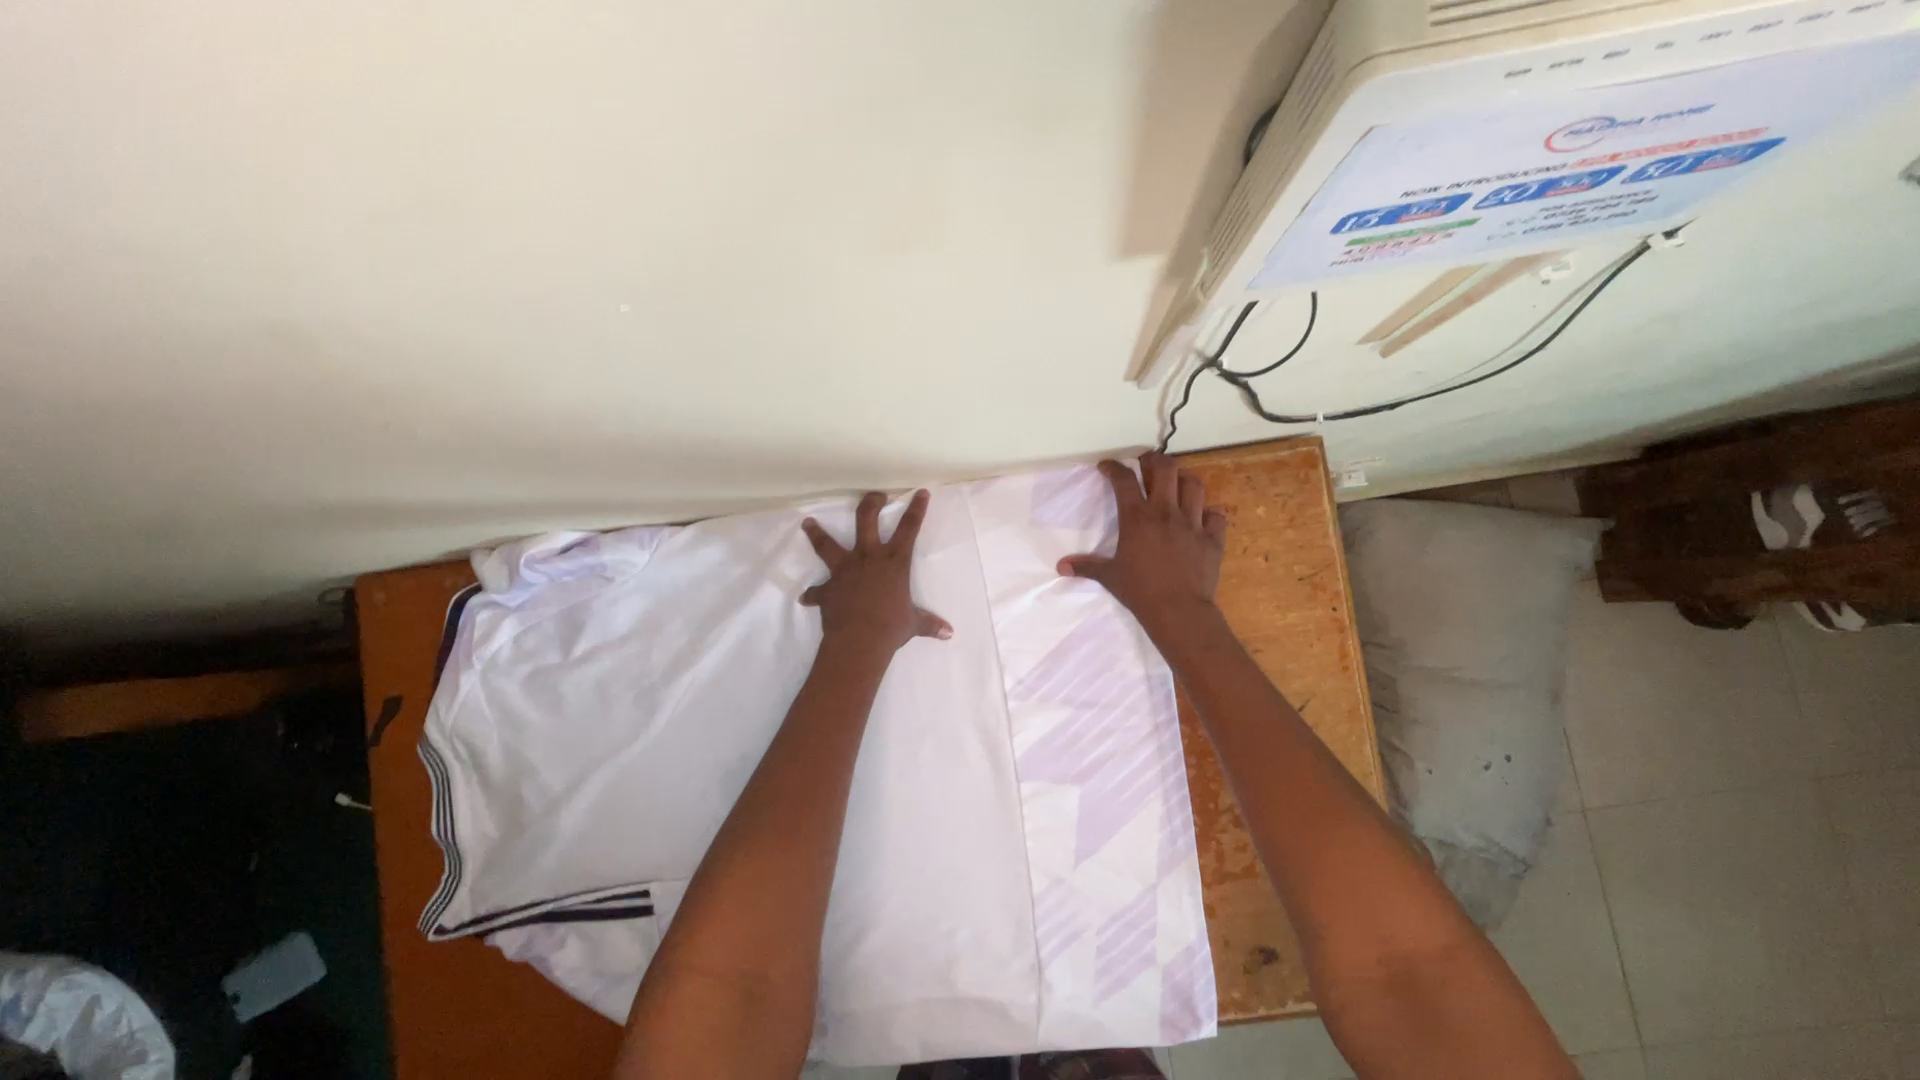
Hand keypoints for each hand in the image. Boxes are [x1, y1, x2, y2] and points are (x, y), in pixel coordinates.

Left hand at [800, 490, 952, 651]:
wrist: (859, 640)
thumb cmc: (891, 628)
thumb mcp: (914, 624)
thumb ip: (929, 623)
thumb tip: (948, 633)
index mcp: (894, 562)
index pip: (909, 528)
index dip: (916, 509)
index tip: (920, 492)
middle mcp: (868, 558)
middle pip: (865, 520)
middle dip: (870, 504)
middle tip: (874, 495)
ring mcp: (844, 570)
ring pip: (827, 544)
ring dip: (816, 533)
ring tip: (808, 522)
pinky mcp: (827, 588)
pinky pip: (817, 591)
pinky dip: (813, 594)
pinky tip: (807, 597)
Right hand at [1057, 452, 1226, 639]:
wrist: (1179, 611)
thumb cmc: (1140, 591)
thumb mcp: (1110, 577)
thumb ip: (1087, 567)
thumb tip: (1061, 567)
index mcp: (1137, 518)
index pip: (1124, 480)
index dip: (1114, 468)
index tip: (1108, 467)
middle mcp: (1166, 512)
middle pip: (1166, 469)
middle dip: (1156, 460)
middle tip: (1148, 464)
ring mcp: (1192, 523)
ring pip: (1194, 486)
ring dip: (1185, 479)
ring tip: (1177, 482)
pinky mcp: (1212, 538)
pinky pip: (1216, 516)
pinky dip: (1210, 513)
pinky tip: (1204, 517)